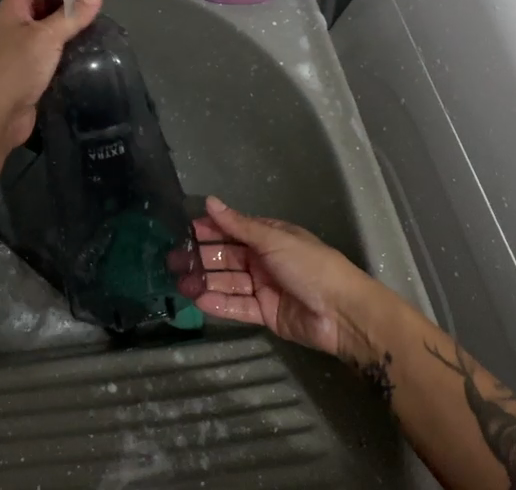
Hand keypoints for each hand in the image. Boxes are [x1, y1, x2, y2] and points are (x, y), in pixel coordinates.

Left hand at [0, 0, 102, 151]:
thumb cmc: (15, 68)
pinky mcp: (30, 73)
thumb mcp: (46, 37)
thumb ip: (71, 15)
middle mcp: (14, 27)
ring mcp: (21, 51)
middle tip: (95, 7)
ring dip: (67, 30)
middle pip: (40, 6)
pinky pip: (50, 55)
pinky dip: (65, 52)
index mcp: (12, 10)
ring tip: (97, 28)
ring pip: (47, 32)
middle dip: (64, 4)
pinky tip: (86, 53)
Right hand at [190, 197, 395, 367]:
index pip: (232, 230)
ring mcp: (264, 288)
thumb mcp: (273, 240)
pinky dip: (218, 303)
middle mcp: (263, 260)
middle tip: (171, 261)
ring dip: (205, 282)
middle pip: (226, 257)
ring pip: (228, 282)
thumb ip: (238, 225)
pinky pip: (237, 306)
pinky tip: (198, 300)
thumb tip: (209, 201)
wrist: (343, 313)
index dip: (208, 230)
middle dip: (200, 258)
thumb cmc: (310, 266)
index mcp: (269, 237)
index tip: (182, 231)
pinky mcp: (266, 314)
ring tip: (179, 284)